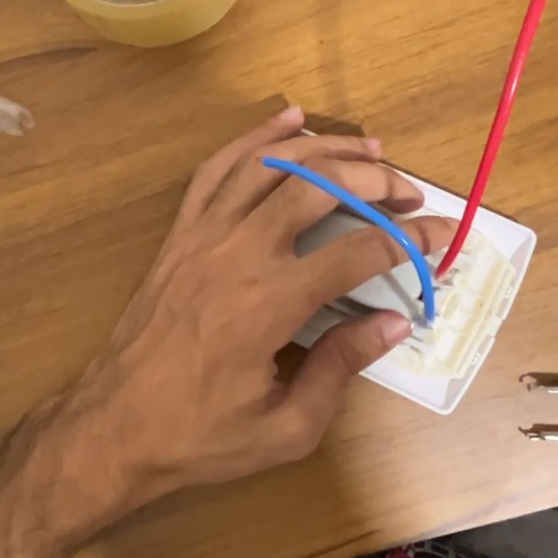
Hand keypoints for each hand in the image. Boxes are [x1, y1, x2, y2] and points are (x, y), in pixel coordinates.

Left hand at [52, 106, 454, 514]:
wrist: (114, 425)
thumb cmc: (200, 436)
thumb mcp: (285, 427)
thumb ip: (340, 368)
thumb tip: (392, 322)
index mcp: (269, 303)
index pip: (358, 253)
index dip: (410, 240)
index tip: (444, 235)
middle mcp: (237, 253)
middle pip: (316, 189)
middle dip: (373, 180)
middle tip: (408, 190)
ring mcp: (202, 236)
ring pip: (268, 166)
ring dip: (322, 148)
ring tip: (367, 148)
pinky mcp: (179, 234)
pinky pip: (216, 170)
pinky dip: (254, 140)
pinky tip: (287, 121)